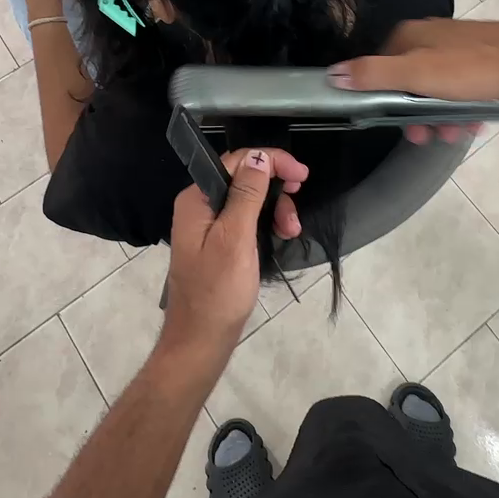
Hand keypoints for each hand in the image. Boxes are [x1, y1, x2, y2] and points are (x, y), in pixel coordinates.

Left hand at [163, 148, 282, 356]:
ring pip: (249, 199)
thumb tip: (259, 157)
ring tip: (291, 231)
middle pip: (244, 178)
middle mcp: (200, 205)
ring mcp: (209, 224)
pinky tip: (281, 236)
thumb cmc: (218, 291)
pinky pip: (246, 219)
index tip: (301, 174)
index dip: (271, 161)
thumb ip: (246, 194)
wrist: (201, 340)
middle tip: (298, 205)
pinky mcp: (219, 242)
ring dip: (275, 209)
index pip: (236, 161)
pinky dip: (266, 224)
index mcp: (197, 198)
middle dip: (275, 189)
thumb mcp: (235, 238)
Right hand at [328, 18, 498, 138]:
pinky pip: (462, 86)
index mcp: (409, 35)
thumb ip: (372, 75)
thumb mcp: (415, 76)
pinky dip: (463, 106)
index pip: (378, 66)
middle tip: (431, 136)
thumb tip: (331, 74)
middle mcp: (430, 35)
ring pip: (437, 86)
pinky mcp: (483, 56)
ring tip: (458, 133)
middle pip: (408, 80)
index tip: (397, 123)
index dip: (382, 97)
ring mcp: (458, 45)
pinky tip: (475, 122)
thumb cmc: (470, 71)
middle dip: (417, 113)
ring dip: (442, 114)